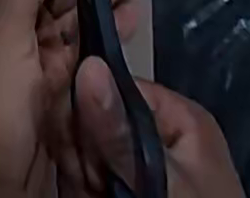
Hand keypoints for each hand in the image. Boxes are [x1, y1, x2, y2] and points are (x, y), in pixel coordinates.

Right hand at [62, 58, 243, 197]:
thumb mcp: (164, 181)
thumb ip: (122, 133)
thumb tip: (88, 65)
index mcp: (178, 120)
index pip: (120, 88)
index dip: (90, 105)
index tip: (71, 133)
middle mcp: (156, 141)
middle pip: (99, 123)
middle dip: (83, 150)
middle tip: (89, 180)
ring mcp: (138, 174)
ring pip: (87, 157)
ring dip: (78, 176)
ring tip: (92, 192)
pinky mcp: (120, 195)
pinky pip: (86, 185)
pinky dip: (80, 191)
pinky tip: (84, 196)